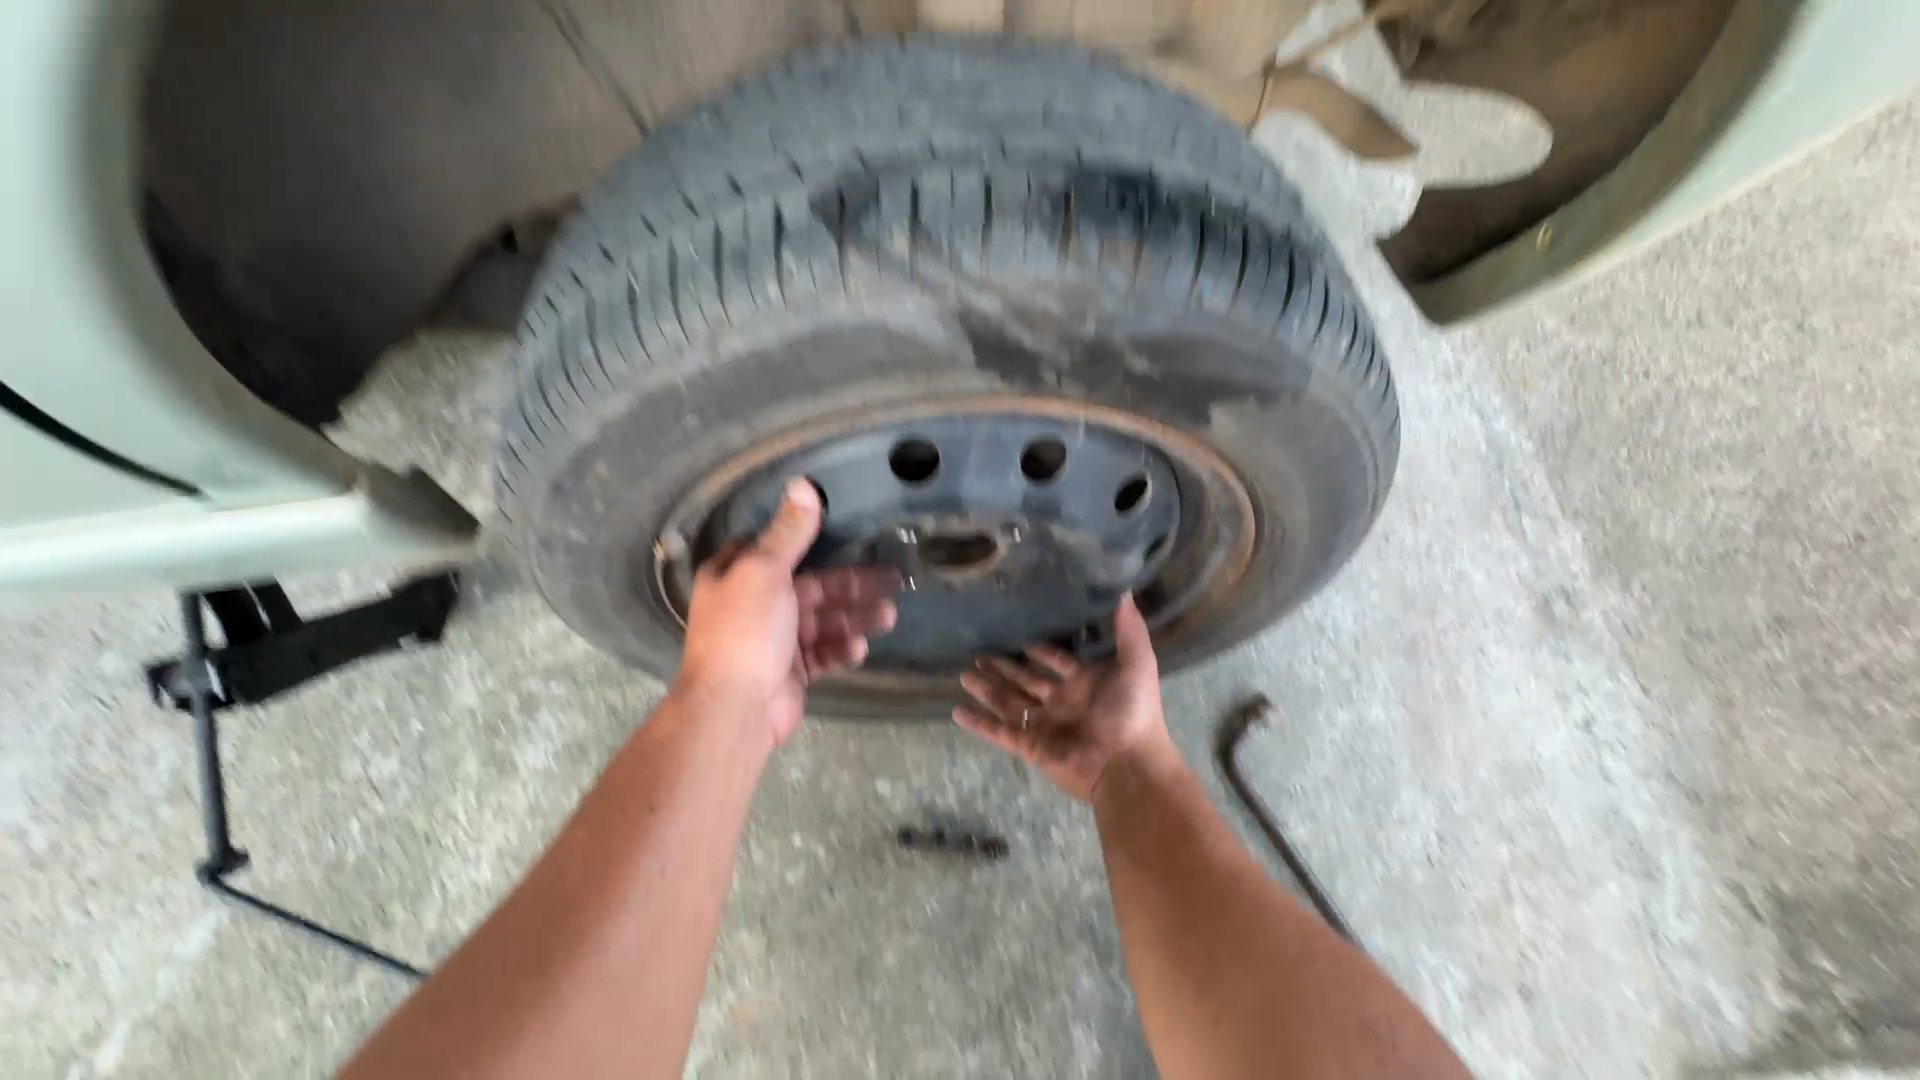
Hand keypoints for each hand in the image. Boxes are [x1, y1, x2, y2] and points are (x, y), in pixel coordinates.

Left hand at [676, 478, 899, 746]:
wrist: (735, 708)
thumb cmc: (746, 630)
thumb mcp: (766, 570)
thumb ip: (790, 532)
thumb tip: (803, 483)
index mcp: (737, 575)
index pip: (774, 548)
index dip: (807, 539)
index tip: (845, 532)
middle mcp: (754, 604)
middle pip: (811, 586)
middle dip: (851, 584)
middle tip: (893, 580)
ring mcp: (774, 640)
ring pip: (823, 620)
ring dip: (855, 617)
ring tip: (889, 616)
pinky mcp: (791, 671)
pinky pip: (823, 652)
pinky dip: (842, 648)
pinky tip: (860, 648)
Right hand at [952, 594, 1173, 800]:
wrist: (1126, 763)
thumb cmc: (1132, 710)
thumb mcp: (1137, 660)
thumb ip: (1128, 627)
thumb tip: (1123, 589)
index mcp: (1085, 683)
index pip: (1056, 660)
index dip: (1040, 648)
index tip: (1019, 633)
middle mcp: (1061, 702)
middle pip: (1025, 680)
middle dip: (1004, 667)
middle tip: (980, 652)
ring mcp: (1043, 725)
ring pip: (1008, 702)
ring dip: (986, 689)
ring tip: (963, 674)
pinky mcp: (1030, 745)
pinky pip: (998, 731)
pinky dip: (978, 723)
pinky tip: (957, 711)